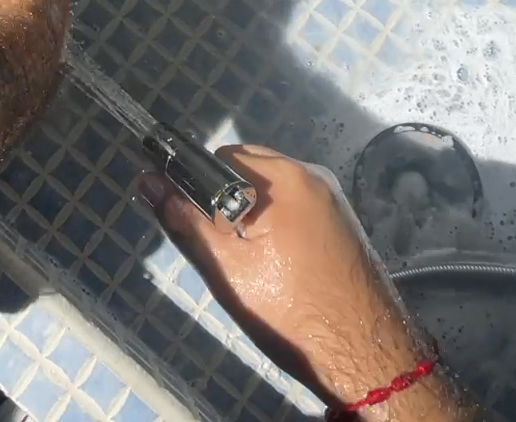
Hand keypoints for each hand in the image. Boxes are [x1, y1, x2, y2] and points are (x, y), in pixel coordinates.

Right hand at [139, 145, 465, 419]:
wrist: (368, 358)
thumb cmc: (291, 311)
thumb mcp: (227, 269)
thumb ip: (185, 219)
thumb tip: (148, 180)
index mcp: (283, 177)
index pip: (221, 156)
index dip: (198, 183)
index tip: (192, 217)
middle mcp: (311, 174)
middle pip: (248, 166)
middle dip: (226, 195)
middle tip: (222, 244)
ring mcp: (332, 196)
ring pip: (271, 185)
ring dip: (252, 207)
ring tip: (249, 257)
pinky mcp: (343, 218)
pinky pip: (295, 201)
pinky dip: (277, 218)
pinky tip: (278, 260)